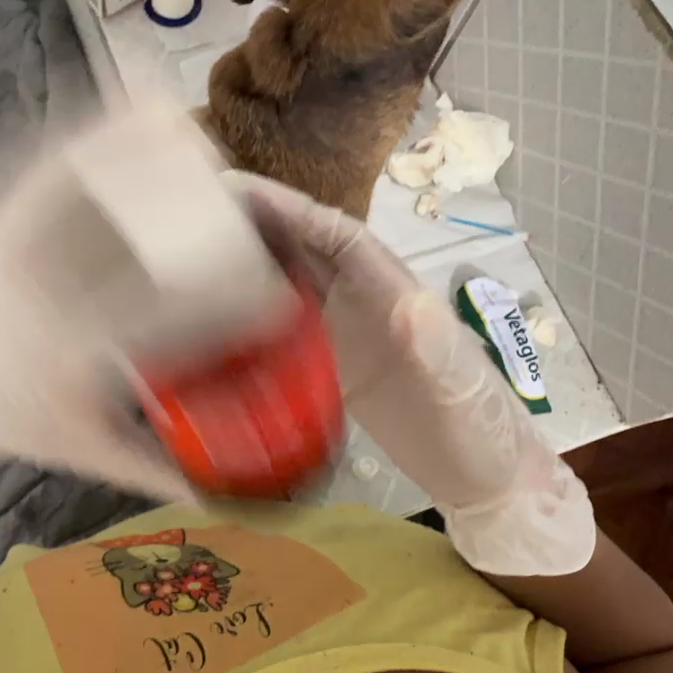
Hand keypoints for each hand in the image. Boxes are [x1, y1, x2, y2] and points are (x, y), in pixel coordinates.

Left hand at [0, 115, 293, 506]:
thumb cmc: (27, 421)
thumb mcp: (94, 454)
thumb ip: (165, 468)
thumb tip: (244, 487)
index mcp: (64, 354)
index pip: (161, 318)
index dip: (224, 305)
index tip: (273, 298)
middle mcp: (35, 293)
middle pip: (121, 231)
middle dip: (185, 204)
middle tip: (232, 192)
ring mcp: (10, 249)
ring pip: (77, 180)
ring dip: (134, 147)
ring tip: (186, 133)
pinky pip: (43, 165)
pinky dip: (87, 134)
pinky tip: (123, 112)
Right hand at [234, 172, 595, 575]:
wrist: (479, 480)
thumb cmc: (480, 428)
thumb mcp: (461, 387)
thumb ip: (436, 347)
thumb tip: (409, 302)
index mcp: (393, 291)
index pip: (337, 236)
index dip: (291, 209)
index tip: (239, 192)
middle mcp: (362, 303)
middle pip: (303, 251)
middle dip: (256, 227)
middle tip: (196, 217)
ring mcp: (343, 336)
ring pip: (288, 287)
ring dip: (248, 268)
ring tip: (192, 259)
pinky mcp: (329, 370)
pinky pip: (283, 335)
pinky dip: (250, 322)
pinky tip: (212, 324)